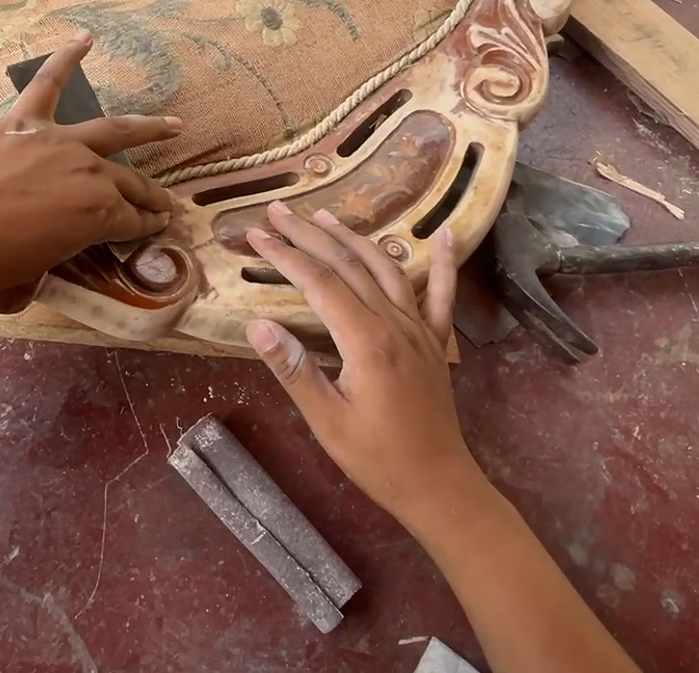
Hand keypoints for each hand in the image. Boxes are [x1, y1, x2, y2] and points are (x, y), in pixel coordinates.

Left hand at [0, 32, 180, 307]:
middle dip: (152, 195)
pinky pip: (48, 83)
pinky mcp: (23, 123)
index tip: (158, 226)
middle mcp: (88, 172)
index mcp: (96, 215)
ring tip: (173, 125)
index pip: (131, 220)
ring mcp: (57, 142)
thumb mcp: (36, 268)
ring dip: (146, 127)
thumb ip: (64, 247)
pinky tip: (86, 38)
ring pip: (112, 130)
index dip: (146, 226)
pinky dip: (66, 59)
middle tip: (167, 203)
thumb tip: (69, 237)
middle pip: (129, 182)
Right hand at [243, 203, 480, 526]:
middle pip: (347, 265)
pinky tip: (442, 235)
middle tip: (277, 210)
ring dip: (352, 238)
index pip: (317, 282)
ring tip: (323, 216)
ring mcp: (419, 329)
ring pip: (384, 268)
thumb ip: (293, 369)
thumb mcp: (326, 420)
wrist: (440, 487)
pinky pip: (441, 295)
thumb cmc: (376, 458)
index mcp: (365, 341)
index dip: (284, 255)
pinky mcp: (434, 341)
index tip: (256, 234)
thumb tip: (257, 324)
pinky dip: (442, 263)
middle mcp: (394, 323)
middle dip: (308, 234)